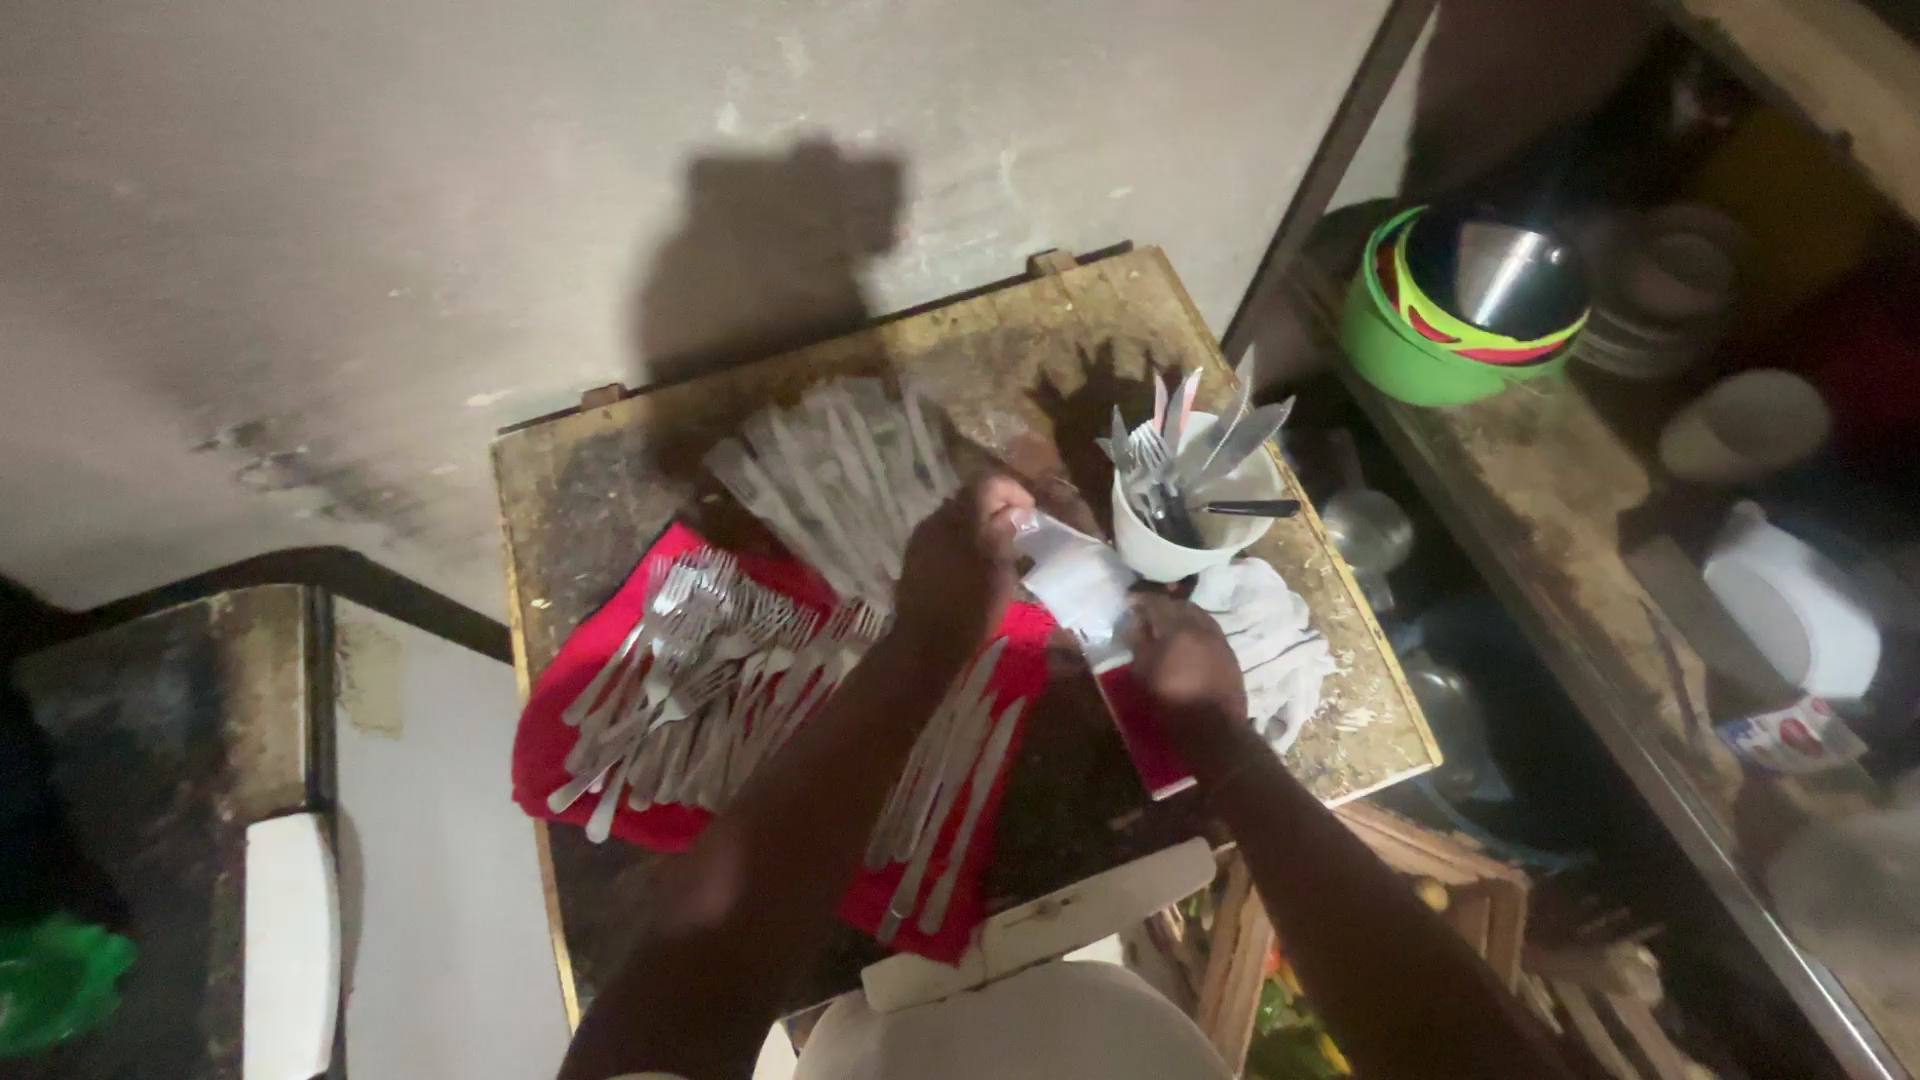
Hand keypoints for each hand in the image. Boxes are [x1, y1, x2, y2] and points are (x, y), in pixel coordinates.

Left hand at [892, 473, 1034, 664]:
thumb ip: (1004, 535)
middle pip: (968, 498)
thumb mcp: (1000, 571)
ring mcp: (920, 538)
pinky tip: (974, 561)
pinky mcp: (913, 557)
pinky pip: (941, 536)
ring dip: (977, 523)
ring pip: (953, 517)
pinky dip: (961, 539)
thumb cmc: (971, 607)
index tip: (1030, 509)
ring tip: (998, 545)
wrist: (925, 643)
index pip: (987, 483)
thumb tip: (1011, 513)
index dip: (1012, 489)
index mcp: (961, 518)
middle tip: (1017, 526)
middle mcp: (936, 519)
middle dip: (995, 505)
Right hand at [1127, 592, 1248, 750]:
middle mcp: (1202, 627)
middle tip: (1149, 612)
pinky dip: (1197, 630)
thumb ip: (1138, 643)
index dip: (1142, 599)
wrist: (1214, 730)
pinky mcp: (1230, 656)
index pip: (1157, 602)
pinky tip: (1188, 642)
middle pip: (1182, 605)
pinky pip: (1211, 632)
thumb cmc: (1171, 700)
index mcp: (1178, 628)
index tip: (1130, 601)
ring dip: (1183, 616)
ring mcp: (1220, 641)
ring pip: (1200, 617)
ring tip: (1169, 626)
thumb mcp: (1143, 672)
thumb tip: (1135, 623)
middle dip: (1165, 605)